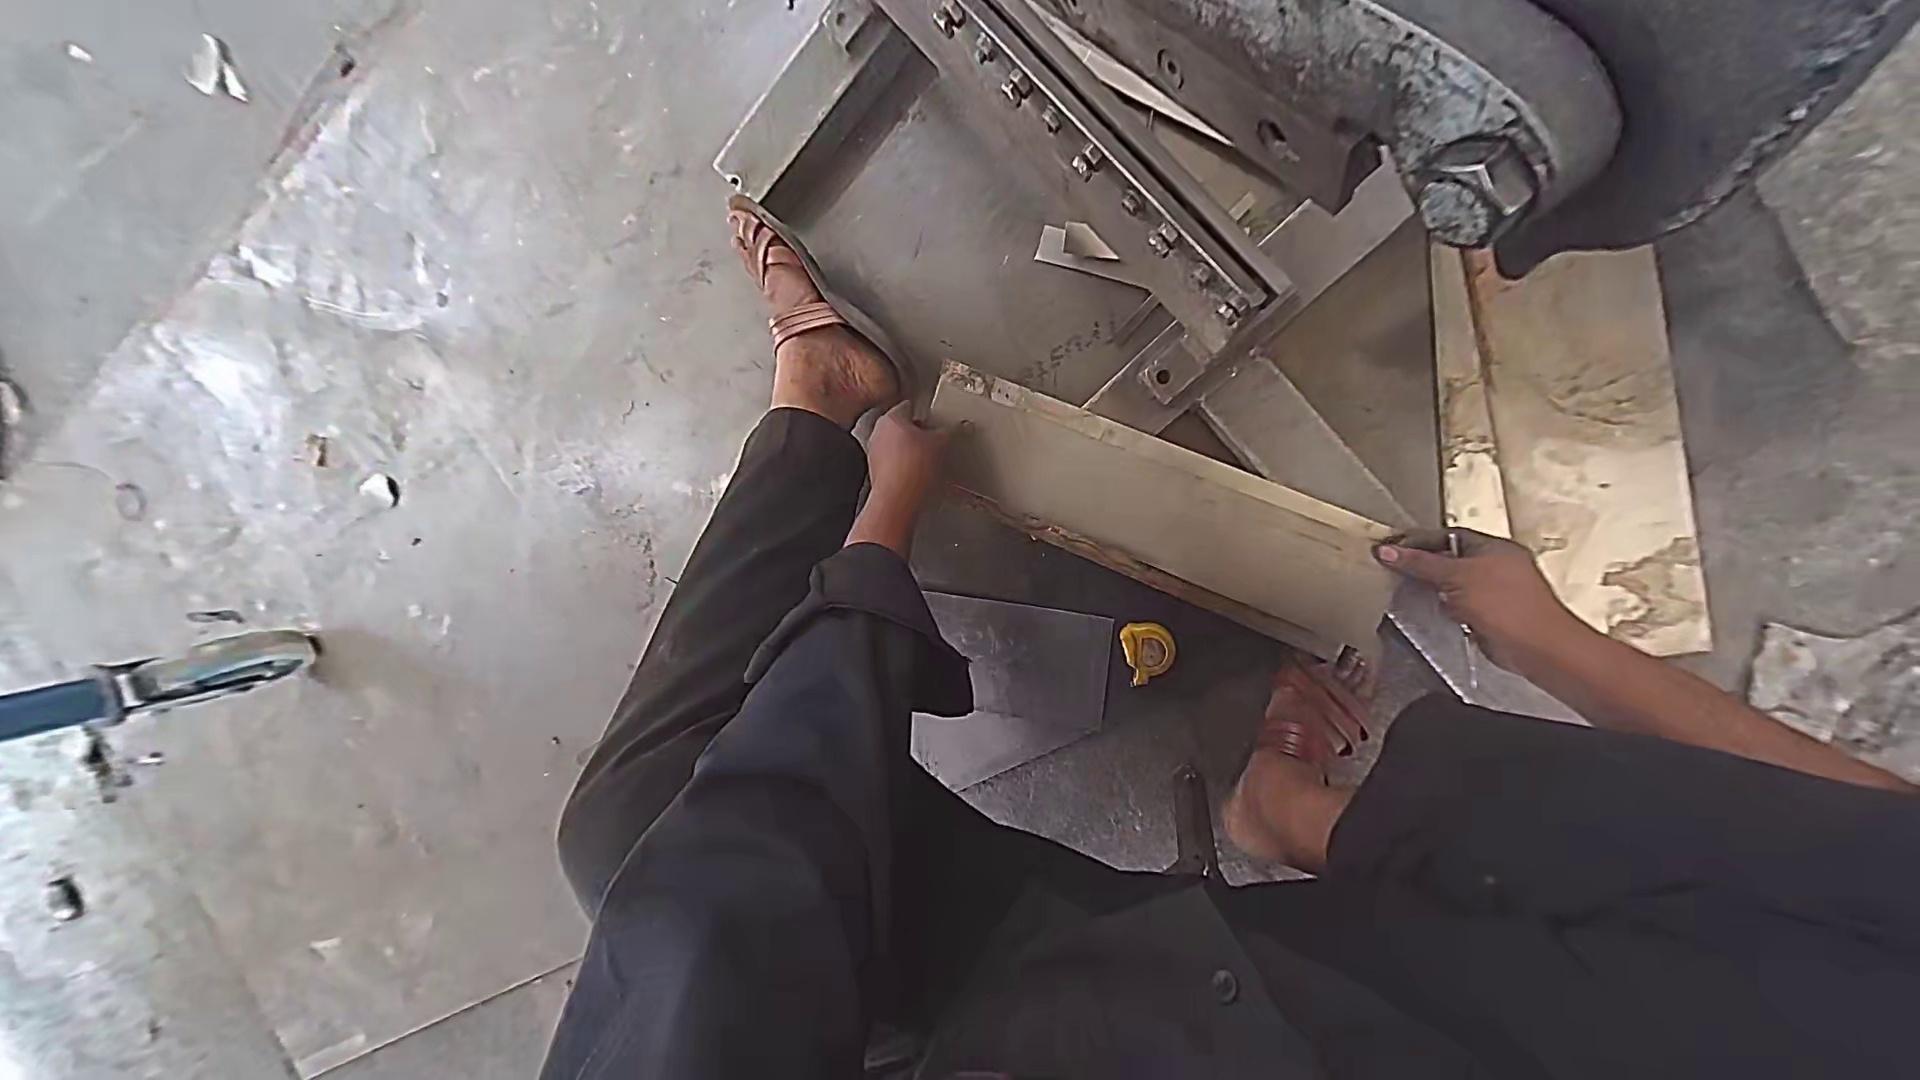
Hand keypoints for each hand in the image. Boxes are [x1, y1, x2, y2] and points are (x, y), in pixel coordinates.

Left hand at [846, 403, 953, 556]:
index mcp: (891, 419)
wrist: (898, 501)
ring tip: (929, 462)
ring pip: (898, 446)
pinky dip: (906, 467)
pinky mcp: (876, 472)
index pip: (911, 407)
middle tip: (936, 442)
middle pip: (903, 427)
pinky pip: (894, 464)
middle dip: (920, 434)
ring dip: (912, 452)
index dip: (927, 415)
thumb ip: (949, 431)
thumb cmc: (913, 471)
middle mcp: (878, 433)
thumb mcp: (941, 444)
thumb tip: (958, 428)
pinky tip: (919, 476)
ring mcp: (875, 453)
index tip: (935, 421)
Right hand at [1374, 528, 1584, 671]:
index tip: (1391, 547)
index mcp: (1494, 547)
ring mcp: (1493, 590)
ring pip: (1451, 581)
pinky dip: (1442, 603)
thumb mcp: (1455, 575)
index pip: (1447, 535)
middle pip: (1448, 557)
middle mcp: (1495, 566)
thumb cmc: (1505, 604)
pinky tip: (1430, 606)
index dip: (1418, 539)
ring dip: (1432, 585)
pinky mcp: (1488, 612)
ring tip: (1406, 585)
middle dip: (1422, 562)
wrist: (1534, 646)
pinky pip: (1456, 602)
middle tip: (1392, 564)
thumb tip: (1388, 551)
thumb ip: (1419, 562)